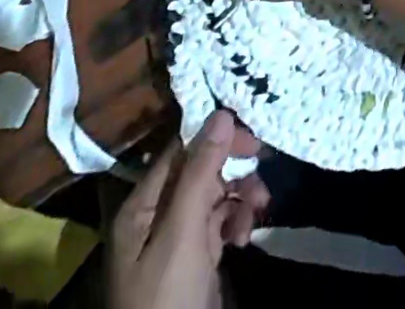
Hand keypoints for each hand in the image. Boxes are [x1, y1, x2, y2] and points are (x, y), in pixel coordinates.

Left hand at [110, 110, 269, 308]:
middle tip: (262, 165)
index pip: (180, 151)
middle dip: (232, 168)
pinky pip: (221, 223)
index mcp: (143, 205)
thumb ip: (200, 172)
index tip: (250, 136)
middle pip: (200, 171)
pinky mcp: (197, 259)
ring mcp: (178, 239)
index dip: (214, 137)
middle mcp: (157, 215)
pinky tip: (246, 235)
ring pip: (215, 196)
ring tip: (259, 207)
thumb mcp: (183, 233)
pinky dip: (237, 222)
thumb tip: (222, 113)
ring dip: (240, 196)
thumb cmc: (167, 297)